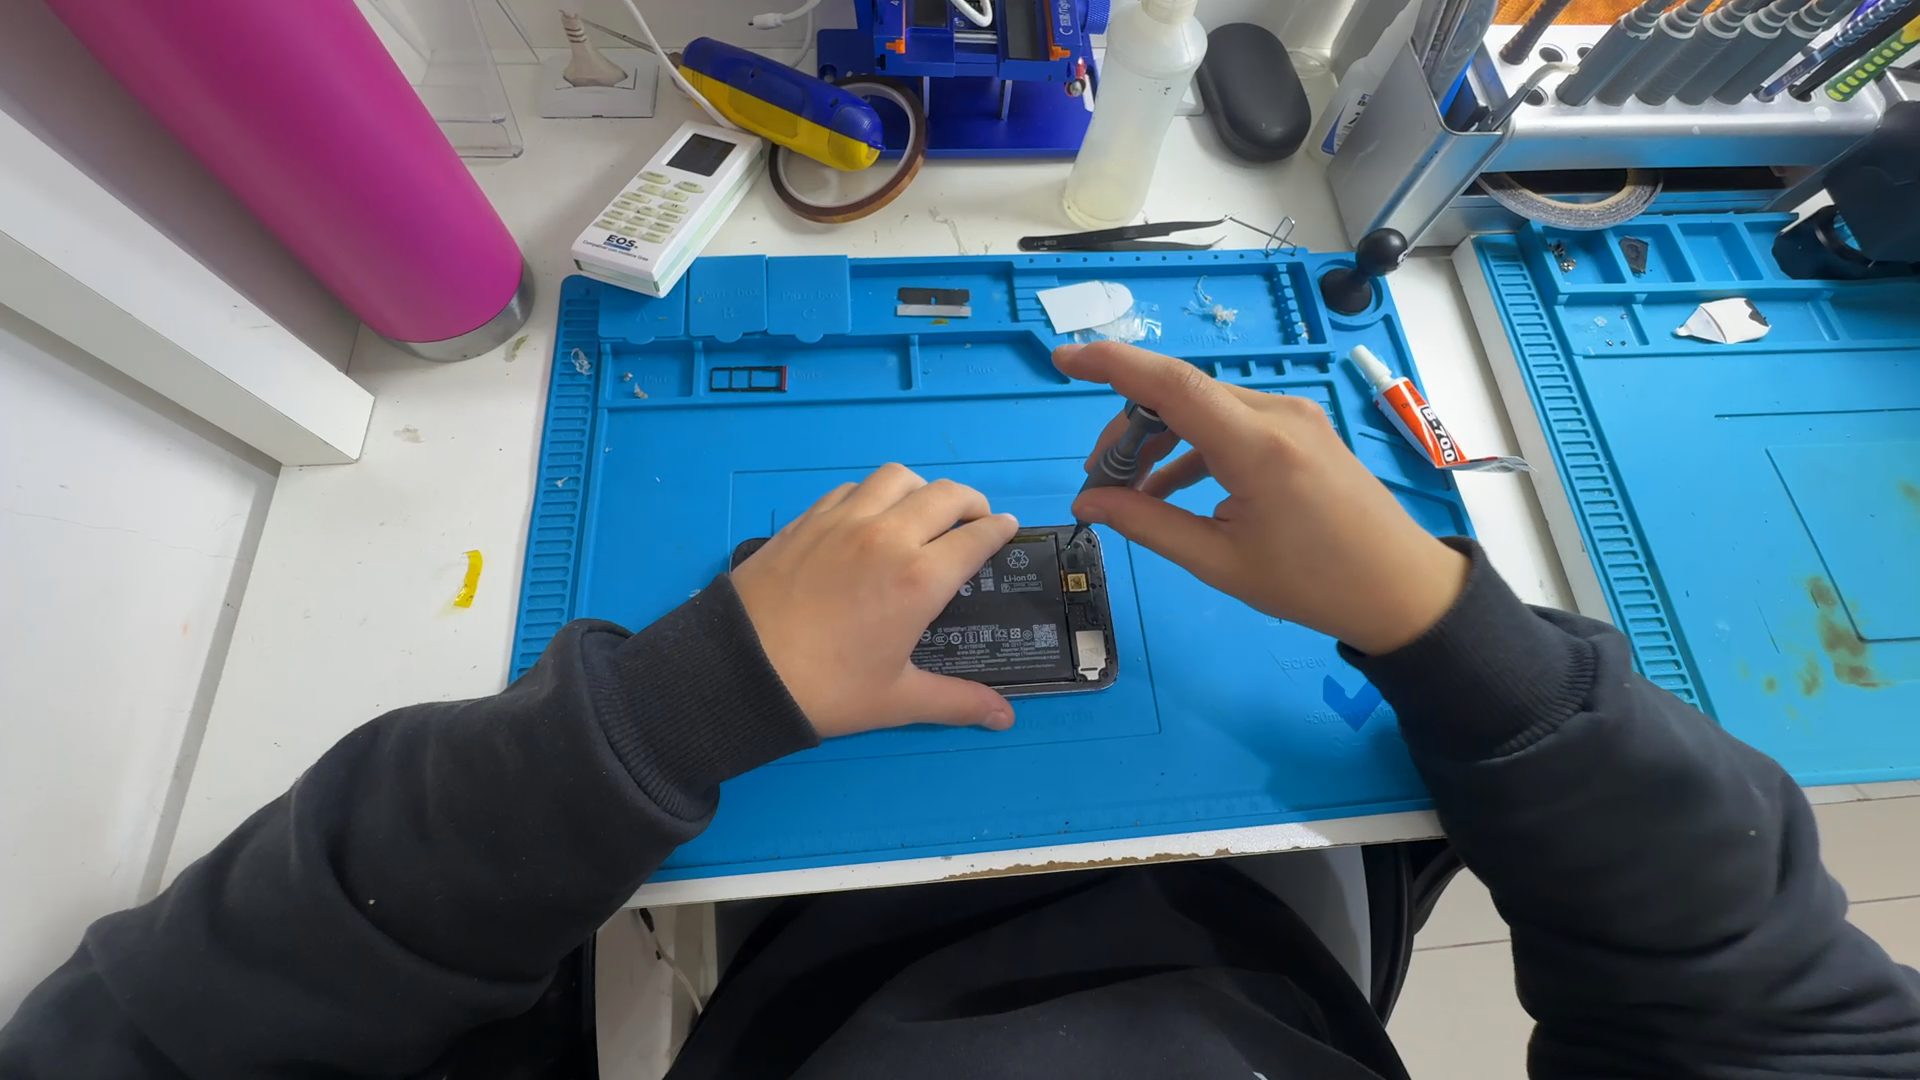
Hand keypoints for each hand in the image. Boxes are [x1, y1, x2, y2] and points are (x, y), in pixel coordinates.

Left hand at [730, 465, 1019, 736]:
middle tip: (976, 520)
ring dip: (923, 489)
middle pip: (946, 495)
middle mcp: (889, 535)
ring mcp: (845, 520)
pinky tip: (871, 516)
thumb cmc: (825, 689)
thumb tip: (1004, 718)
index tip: (1008, 528)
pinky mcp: (810, 518)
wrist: (738, 669)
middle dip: (972, 503)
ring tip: (924, 511)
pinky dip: (876, 493)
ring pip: (898, 477)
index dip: (1000, 529)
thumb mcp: (897, 699)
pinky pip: (854, 487)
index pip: (977, 537)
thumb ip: (957, 702)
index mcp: (920, 578)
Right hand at [1054, 341, 1468, 654]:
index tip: (1064, 360)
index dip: (1112, 364)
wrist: (1402, 590)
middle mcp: (1275, 414)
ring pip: (1201, 407)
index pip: (1170, 385)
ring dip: (1156, 439)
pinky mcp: (1298, 429)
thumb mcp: (1218, 562)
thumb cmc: (1312, 584)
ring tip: (1127, 488)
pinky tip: (1169, 489)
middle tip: (1098, 480)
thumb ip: (1147, 524)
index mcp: (1256, 446)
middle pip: (1178, 395)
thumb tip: (1086, 504)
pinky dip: (1190, 449)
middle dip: (1126, 429)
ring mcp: (1292, 417)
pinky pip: (1228, 423)